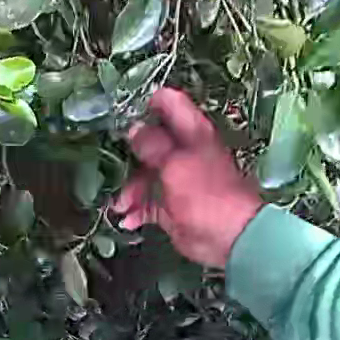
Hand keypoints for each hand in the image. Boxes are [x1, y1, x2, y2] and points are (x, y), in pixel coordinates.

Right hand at [111, 88, 264, 268]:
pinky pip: (147, 204)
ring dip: (129, 190)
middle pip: (150, 143)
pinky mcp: (170, 207)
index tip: (123, 110)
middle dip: (130, 153)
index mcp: (191, 134)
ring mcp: (176, 181)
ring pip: (145, 176)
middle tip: (112, 161)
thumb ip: (153, 145)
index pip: (169, 104)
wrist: (228, 237)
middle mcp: (183, 154)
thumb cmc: (206, 195)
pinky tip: (128, 220)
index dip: (146, 102)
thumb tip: (133, 129)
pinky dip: (136, 211)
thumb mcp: (176, 164)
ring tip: (120, 206)